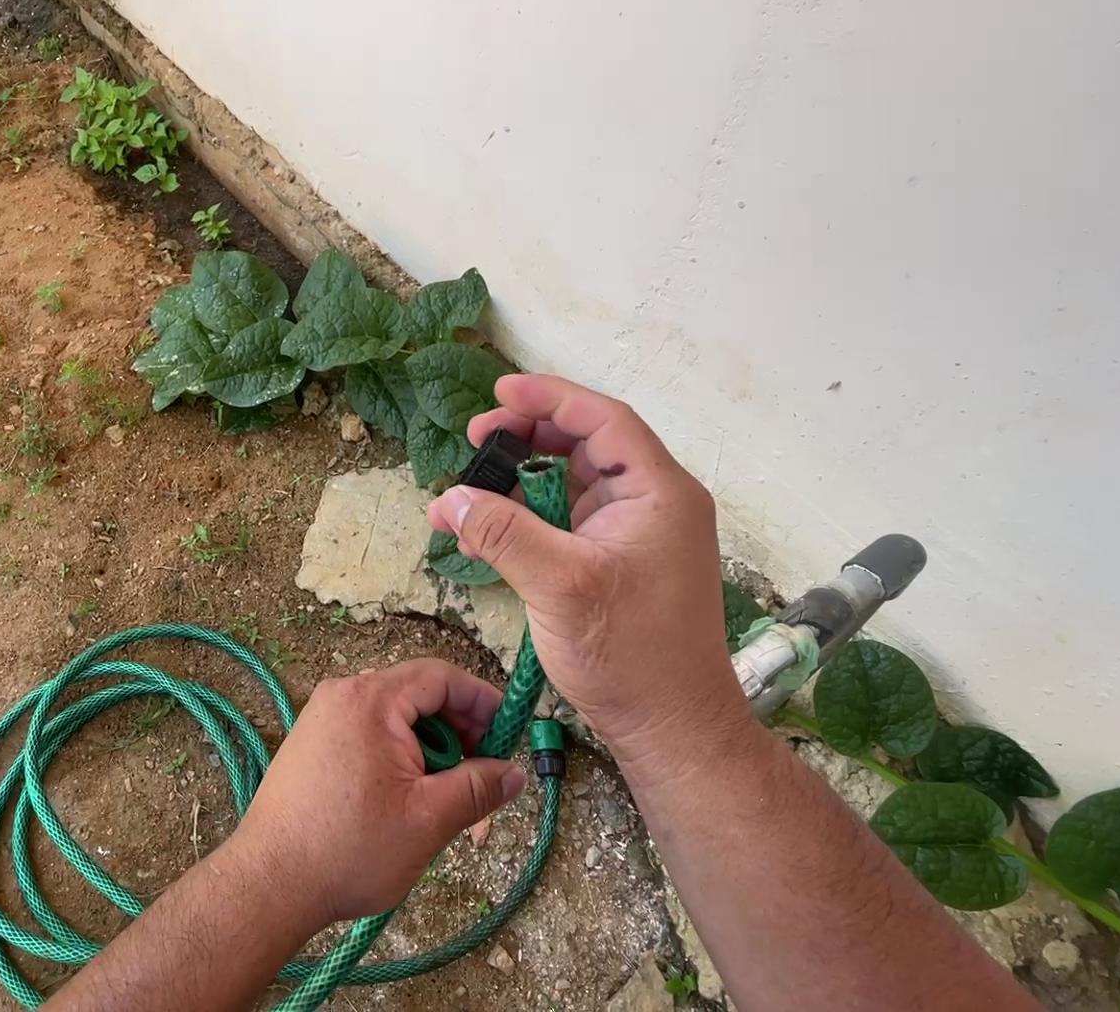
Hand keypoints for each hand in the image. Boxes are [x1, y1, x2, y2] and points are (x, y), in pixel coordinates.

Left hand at [223, 659, 525, 926]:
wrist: (269, 881)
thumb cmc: (348, 848)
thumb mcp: (427, 819)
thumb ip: (477, 788)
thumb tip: (514, 773)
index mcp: (371, 699)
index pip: (440, 676)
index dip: (481, 700)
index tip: (509, 731)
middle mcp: (343, 694)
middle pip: (417, 693)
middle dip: (457, 729)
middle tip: (482, 772)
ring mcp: (322, 716)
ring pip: (394, 717)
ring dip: (429, 747)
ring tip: (444, 795)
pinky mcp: (312, 741)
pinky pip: (369, 732)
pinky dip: (398, 754)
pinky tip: (406, 796)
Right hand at [425, 374, 749, 766]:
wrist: (668, 726)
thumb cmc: (631, 654)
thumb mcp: (560, 586)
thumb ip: (503, 534)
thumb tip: (450, 499)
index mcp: (658, 493)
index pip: (604, 421)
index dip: (551, 399)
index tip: (499, 394)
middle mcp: (648, 504)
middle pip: (584, 446)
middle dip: (527, 437)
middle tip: (476, 439)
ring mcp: (629, 534)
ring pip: (568, 484)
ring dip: (518, 481)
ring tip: (469, 484)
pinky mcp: (609, 562)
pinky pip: (561, 521)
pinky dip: (522, 518)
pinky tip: (483, 528)